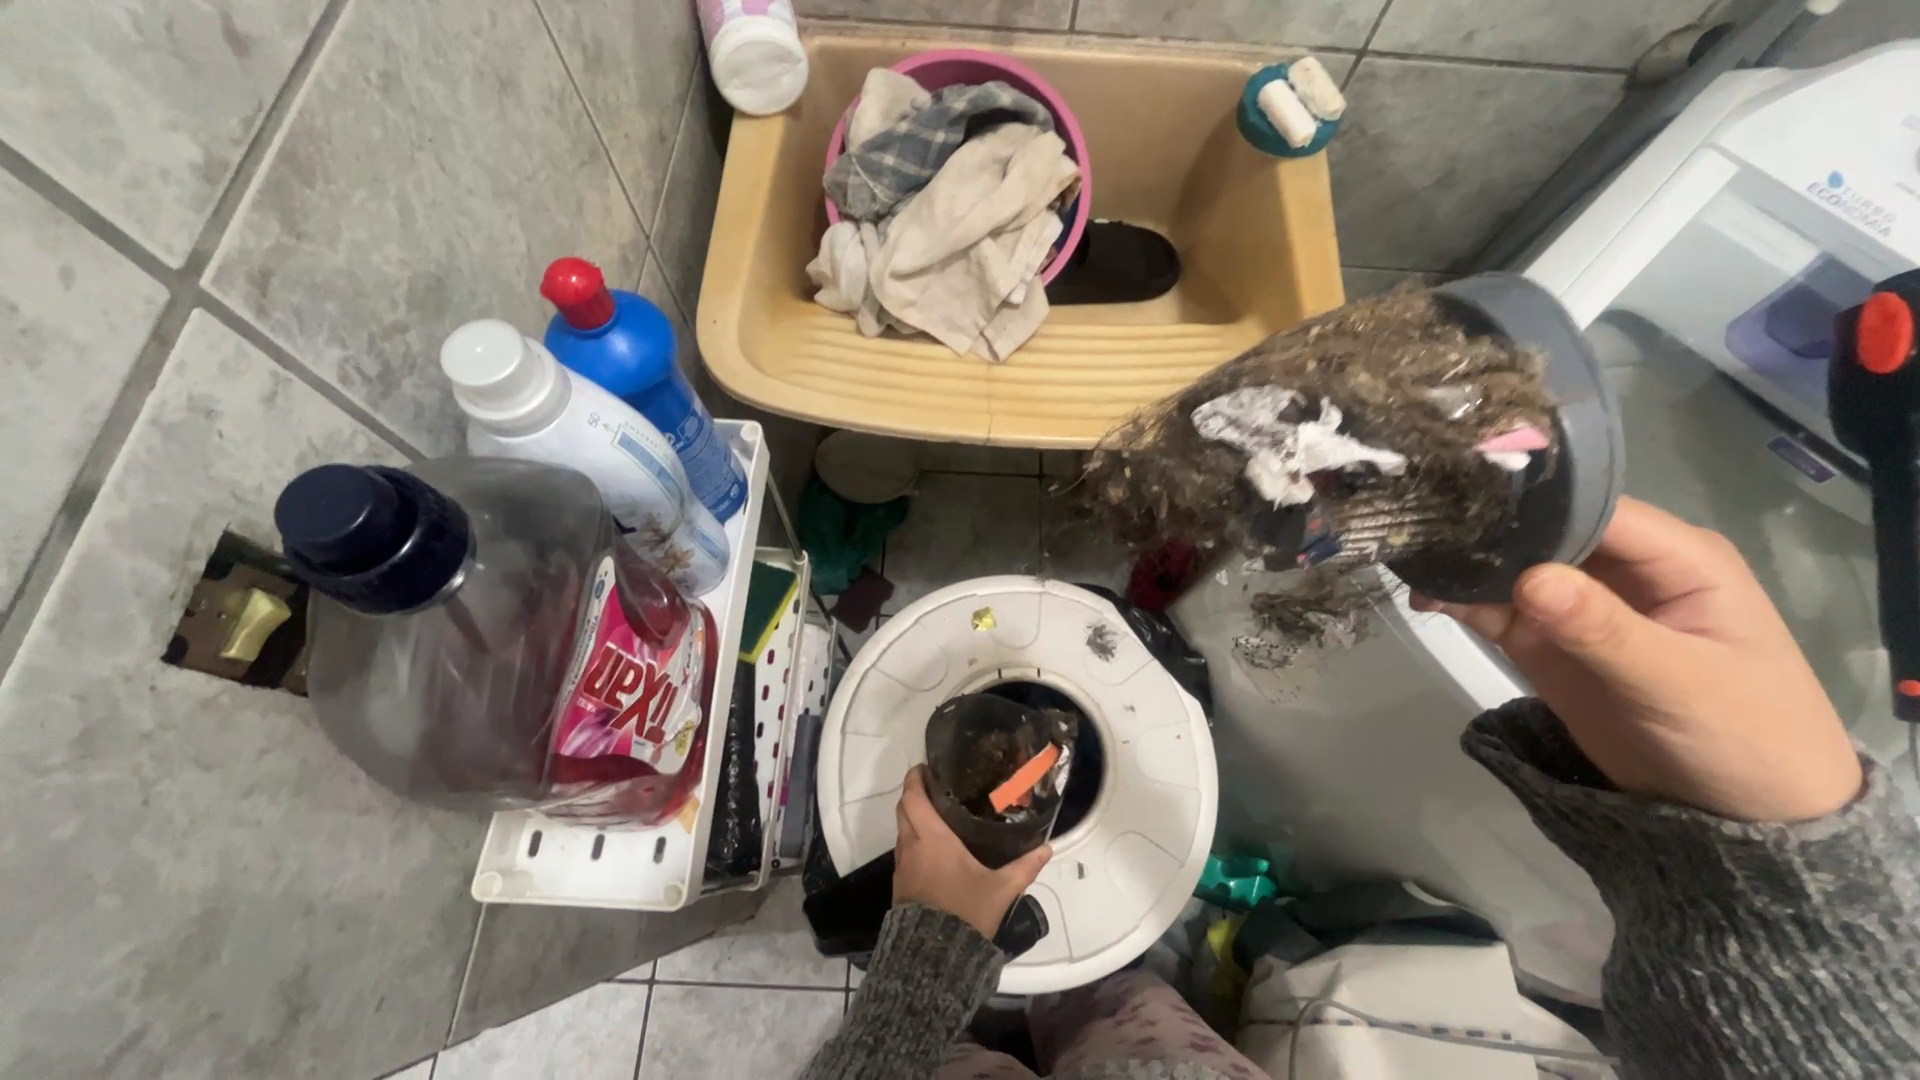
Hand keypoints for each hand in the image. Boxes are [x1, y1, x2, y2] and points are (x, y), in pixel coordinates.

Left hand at [893, 765, 1051, 938]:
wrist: (933, 957)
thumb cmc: (965, 912)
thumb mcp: (1001, 890)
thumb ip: (1025, 867)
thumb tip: (1047, 848)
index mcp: (932, 839)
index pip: (913, 797)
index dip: (916, 778)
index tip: (927, 768)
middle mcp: (912, 846)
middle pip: (903, 808)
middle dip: (915, 794)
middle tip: (938, 789)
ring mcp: (902, 866)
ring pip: (902, 831)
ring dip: (914, 819)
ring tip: (940, 816)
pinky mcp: (900, 885)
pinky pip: (904, 852)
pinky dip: (914, 842)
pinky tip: (935, 849)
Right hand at [1412, 497, 1861, 822]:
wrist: (1731, 814)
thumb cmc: (1742, 736)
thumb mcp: (1678, 681)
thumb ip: (1604, 630)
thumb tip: (1531, 579)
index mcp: (1675, 557)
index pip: (1595, 509)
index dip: (1537, 502)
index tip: (1472, 502)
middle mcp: (1620, 568)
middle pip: (1542, 530)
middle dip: (1487, 531)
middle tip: (1424, 529)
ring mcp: (1577, 603)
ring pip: (1510, 567)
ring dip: (1465, 566)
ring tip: (1414, 564)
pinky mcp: (1544, 636)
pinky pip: (1495, 607)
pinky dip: (1460, 601)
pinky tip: (1426, 599)